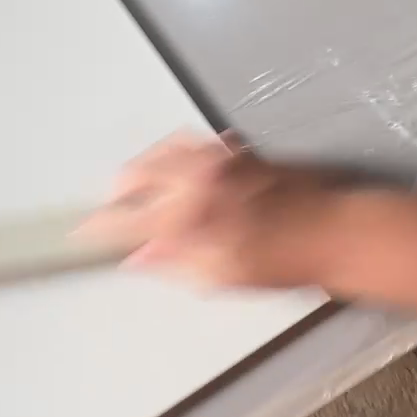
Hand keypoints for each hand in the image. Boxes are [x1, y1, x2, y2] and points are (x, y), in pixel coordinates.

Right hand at [80, 134, 343, 288]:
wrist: (336, 230)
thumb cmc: (283, 260)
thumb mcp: (222, 274)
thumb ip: (173, 261)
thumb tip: (138, 258)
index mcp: (191, 211)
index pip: (130, 217)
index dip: (101, 226)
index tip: (81, 234)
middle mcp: (201, 177)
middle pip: (141, 172)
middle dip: (120, 188)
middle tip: (109, 202)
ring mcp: (222, 159)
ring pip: (167, 151)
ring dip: (146, 165)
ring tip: (136, 179)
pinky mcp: (241, 152)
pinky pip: (198, 143)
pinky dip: (179, 152)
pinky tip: (182, 164)